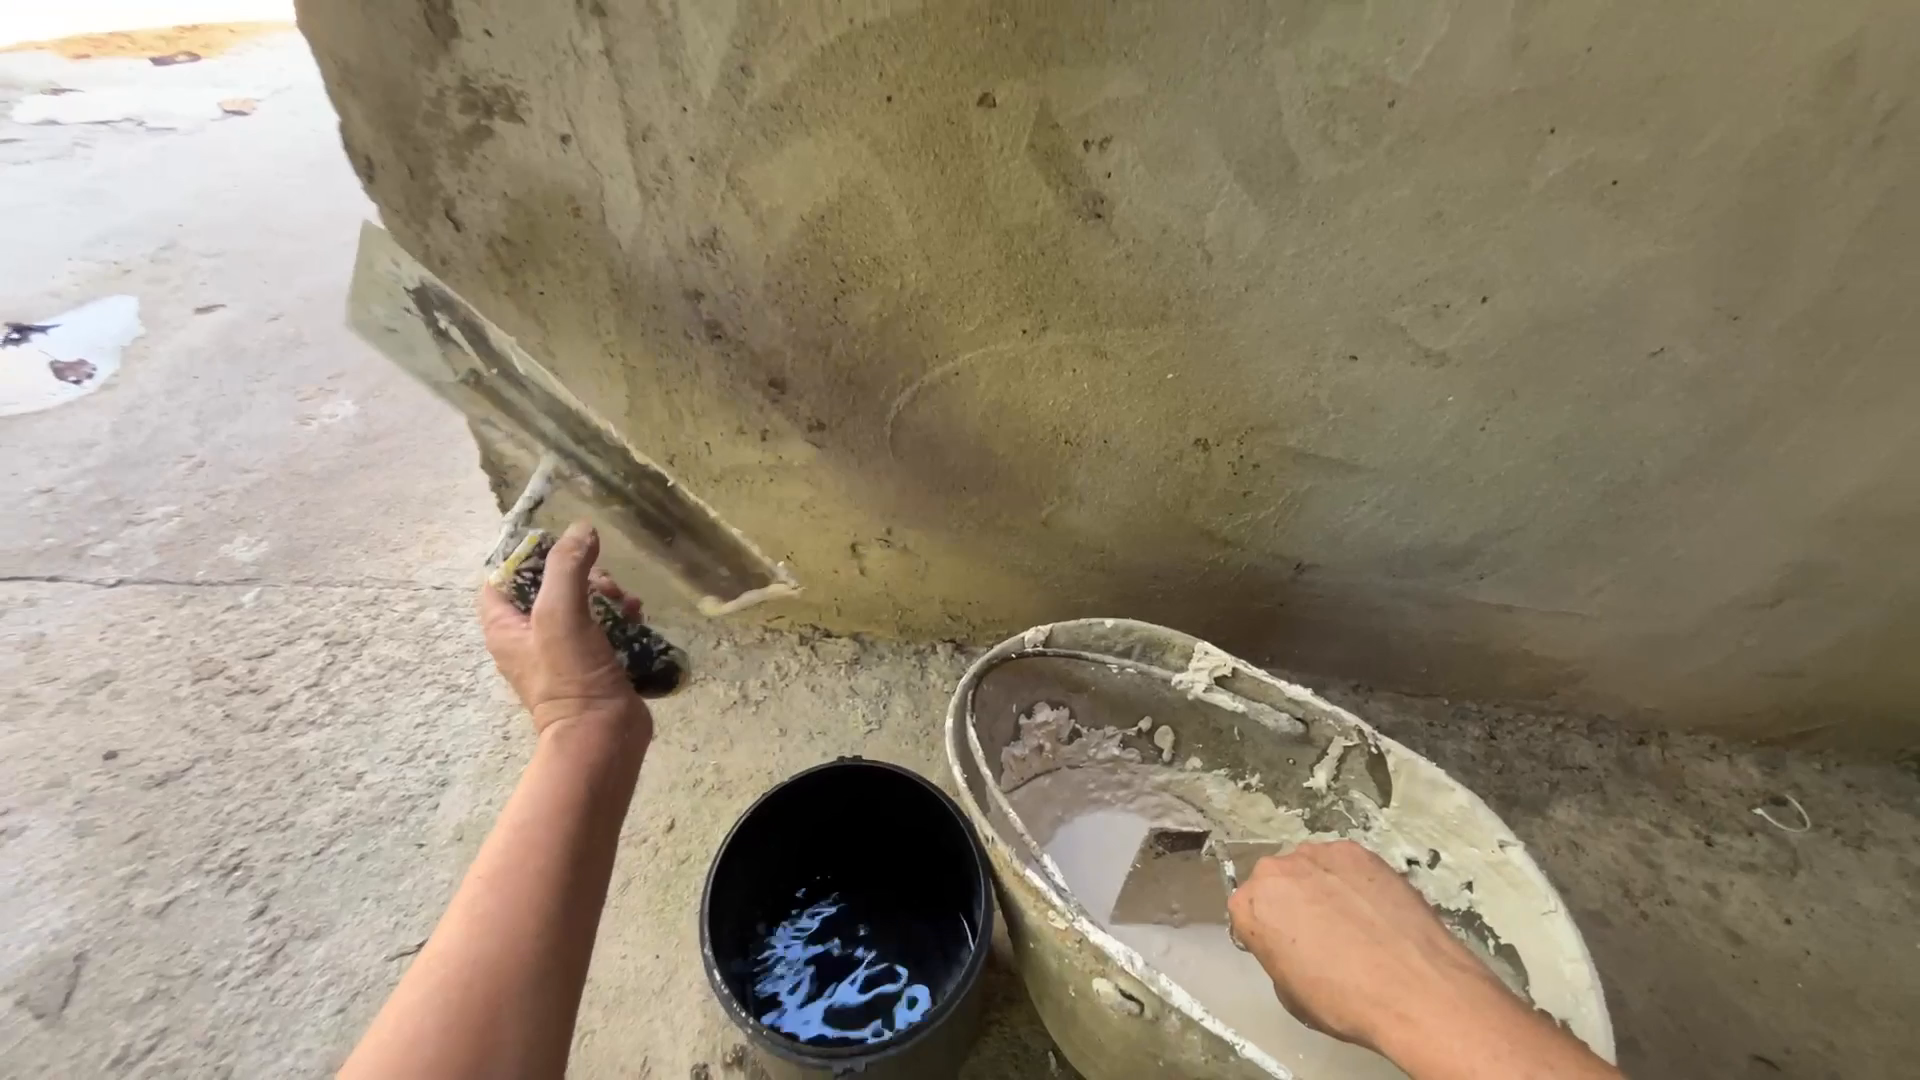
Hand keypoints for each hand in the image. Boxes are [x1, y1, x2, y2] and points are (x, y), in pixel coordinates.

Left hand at [478, 520, 651, 745]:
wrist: (603, 733)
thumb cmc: (571, 674)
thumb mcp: (562, 613)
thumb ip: (568, 567)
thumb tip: (583, 528)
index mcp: (505, 627)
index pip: (503, 577)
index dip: (529, 558)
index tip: (566, 548)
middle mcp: (529, 638)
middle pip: (551, 587)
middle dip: (582, 576)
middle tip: (605, 583)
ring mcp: (563, 652)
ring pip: (583, 605)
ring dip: (607, 595)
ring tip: (628, 602)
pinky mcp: (593, 663)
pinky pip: (604, 627)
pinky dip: (620, 617)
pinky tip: (638, 617)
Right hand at [1227, 840, 1512, 1052]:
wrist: (1416, 989)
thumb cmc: (1347, 1001)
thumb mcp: (1293, 995)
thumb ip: (1278, 956)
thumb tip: (1292, 946)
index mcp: (1249, 905)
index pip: (1249, 911)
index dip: (1269, 931)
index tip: (1290, 947)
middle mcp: (1274, 870)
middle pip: (1277, 882)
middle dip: (1293, 902)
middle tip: (1323, 933)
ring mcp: (1316, 855)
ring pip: (1311, 868)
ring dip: (1323, 886)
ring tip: (1356, 920)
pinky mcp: (1355, 850)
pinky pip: (1345, 864)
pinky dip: (1355, 881)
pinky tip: (1376, 909)